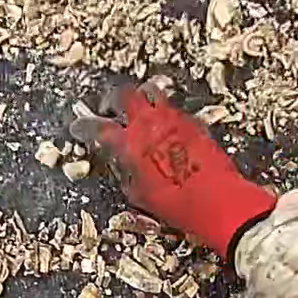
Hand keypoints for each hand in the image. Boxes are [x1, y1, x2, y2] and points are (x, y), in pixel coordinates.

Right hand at [71, 82, 276, 258]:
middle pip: (124, 95)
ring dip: (139, 99)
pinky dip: (162, 113)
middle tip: (106, 109)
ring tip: (136, 110)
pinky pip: (172, 108)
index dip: (83, 126)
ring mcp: (173, 119)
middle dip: (111, 100)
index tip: (78, 127)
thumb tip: (122, 162)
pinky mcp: (193, 122)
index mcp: (130, 144)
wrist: (219, 201)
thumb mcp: (139, 194)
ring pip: (151, 93)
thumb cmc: (177, 204)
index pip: (97, 128)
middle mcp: (150, 125)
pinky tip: (162, 127)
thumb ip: (126, 171)